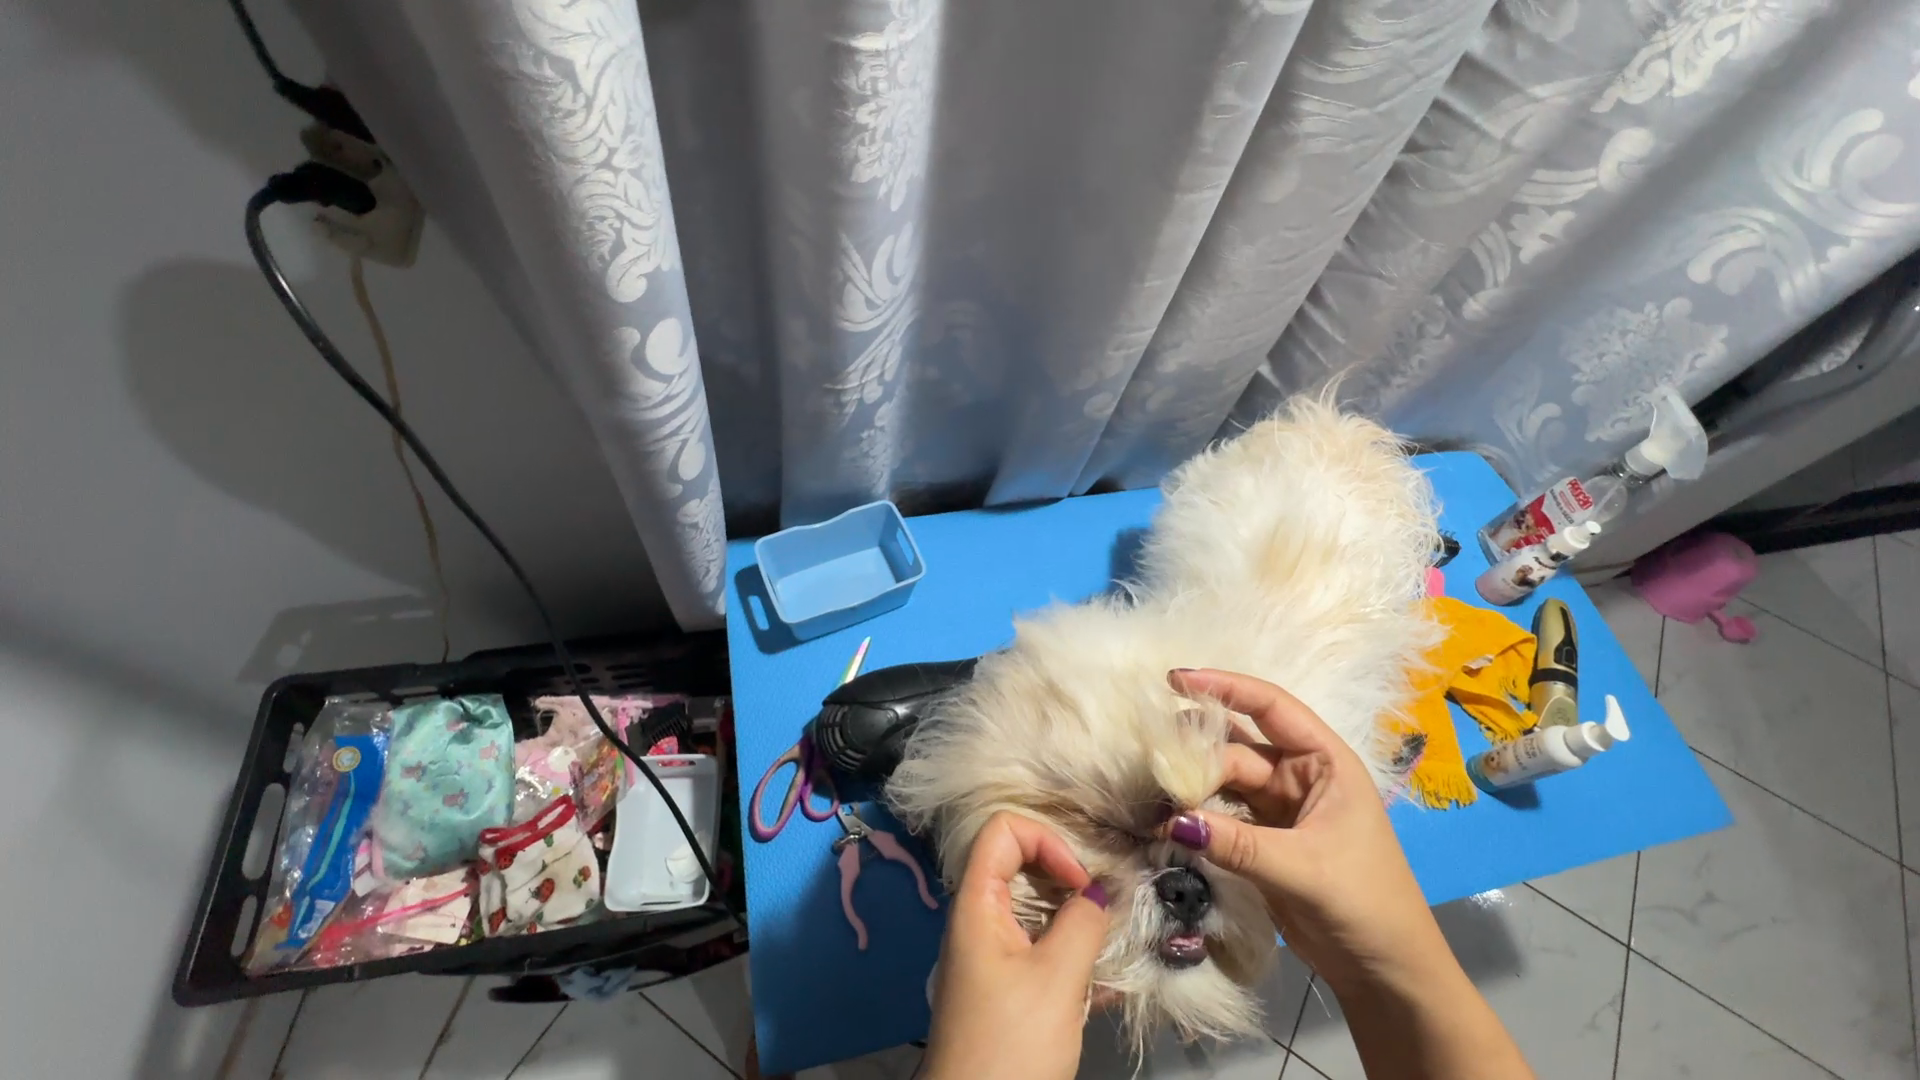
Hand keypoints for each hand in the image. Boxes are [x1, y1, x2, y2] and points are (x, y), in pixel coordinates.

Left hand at [920, 812, 1110, 1079]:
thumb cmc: (1011, 1043)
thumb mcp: (1056, 980)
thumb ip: (1083, 924)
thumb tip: (1102, 890)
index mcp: (977, 903)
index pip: (1004, 829)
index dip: (1046, 841)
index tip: (1080, 883)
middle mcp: (978, 917)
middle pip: (1020, 863)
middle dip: (1068, 878)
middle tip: (1104, 909)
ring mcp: (989, 951)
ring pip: (1035, 908)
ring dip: (1075, 919)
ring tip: (1111, 943)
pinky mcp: (1004, 984)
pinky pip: (1039, 946)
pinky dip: (1071, 952)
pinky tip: (1107, 982)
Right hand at [1160, 668, 1448, 995]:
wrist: (1386, 974)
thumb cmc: (1367, 904)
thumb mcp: (1305, 869)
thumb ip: (1238, 844)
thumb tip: (1173, 821)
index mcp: (1324, 762)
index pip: (1270, 706)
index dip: (1224, 687)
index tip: (1175, 680)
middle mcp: (1297, 775)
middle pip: (1234, 749)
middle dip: (1196, 756)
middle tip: (1155, 773)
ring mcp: (1276, 808)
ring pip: (1222, 780)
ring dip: (1189, 785)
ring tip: (1151, 792)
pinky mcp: (1259, 839)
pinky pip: (1218, 815)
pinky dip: (1193, 816)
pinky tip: (1164, 819)